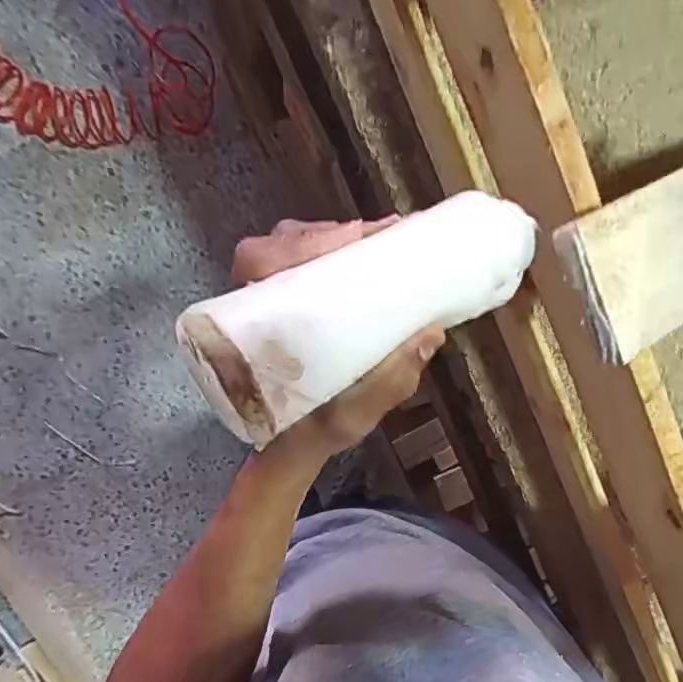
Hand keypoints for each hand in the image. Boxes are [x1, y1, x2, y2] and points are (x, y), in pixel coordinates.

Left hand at [231, 217, 445, 465]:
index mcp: (252, 331)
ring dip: (334, 238)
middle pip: (278, 243)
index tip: (353, 239)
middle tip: (380, 235)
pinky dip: (336, 249)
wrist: (292, 447)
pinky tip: (369, 249)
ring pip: (290, 245)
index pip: (262, 262)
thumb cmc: (313, 432)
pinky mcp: (287, 300)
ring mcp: (268, 300)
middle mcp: (252, 306)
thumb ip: (387, 382)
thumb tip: (431, 334)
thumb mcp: (350, 417)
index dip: (304, 243)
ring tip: (381, 238)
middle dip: (329, 234)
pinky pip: (304, 261)